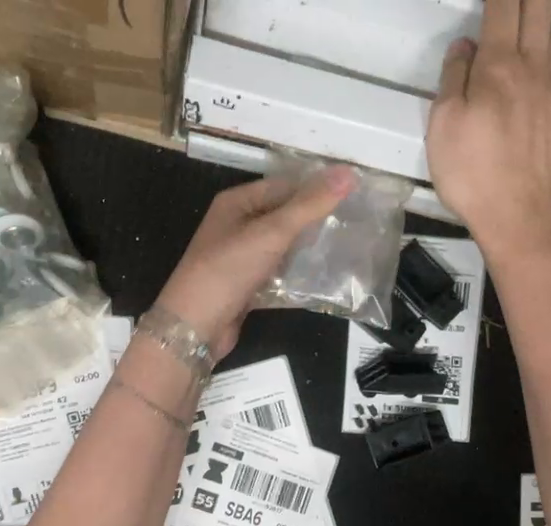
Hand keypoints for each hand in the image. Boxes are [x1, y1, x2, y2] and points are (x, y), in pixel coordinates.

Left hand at [156, 168, 357, 357]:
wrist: (196, 327)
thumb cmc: (228, 271)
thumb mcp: (271, 232)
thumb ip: (309, 205)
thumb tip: (349, 173)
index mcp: (236, 203)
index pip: (284, 186)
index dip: (316, 188)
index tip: (353, 194)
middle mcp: (237, 227)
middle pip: (284, 218)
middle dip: (316, 222)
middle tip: (355, 223)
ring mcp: (241, 260)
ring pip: (283, 250)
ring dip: (309, 252)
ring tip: (346, 249)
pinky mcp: (247, 289)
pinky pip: (278, 278)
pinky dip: (297, 280)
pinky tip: (325, 282)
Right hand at [426, 0, 550, 251]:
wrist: (518, 217)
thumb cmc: (472, 174)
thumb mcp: (443, 126)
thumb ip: (453, 79)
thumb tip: (465, 47)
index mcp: (498, 65)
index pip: (503, 6)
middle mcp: (533, 68)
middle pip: (539, 9)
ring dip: (541, 21)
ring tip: (530, 20)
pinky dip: (549, 57)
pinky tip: (541, 66)